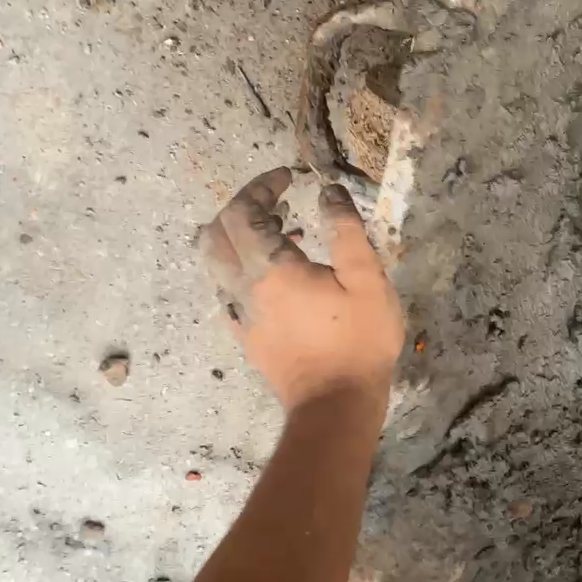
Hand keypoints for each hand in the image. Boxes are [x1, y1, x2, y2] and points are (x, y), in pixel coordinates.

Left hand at [196, 169, 404, 409]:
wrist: (335, 404)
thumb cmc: (358, 340)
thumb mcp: (366, 279)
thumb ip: (345, 230)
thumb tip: (328, 191)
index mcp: (270, 270)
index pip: (243, 213)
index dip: (261, 186)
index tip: (289, 177)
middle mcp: (242, 288)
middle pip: (215, 233)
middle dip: (242, 205)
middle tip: (279, 197)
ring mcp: (238, 313)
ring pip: (215, 260)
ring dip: (239, 233)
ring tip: (284, 227)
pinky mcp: (244, 332)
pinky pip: (227, 284)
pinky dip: (243, 260)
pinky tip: (280, 268)